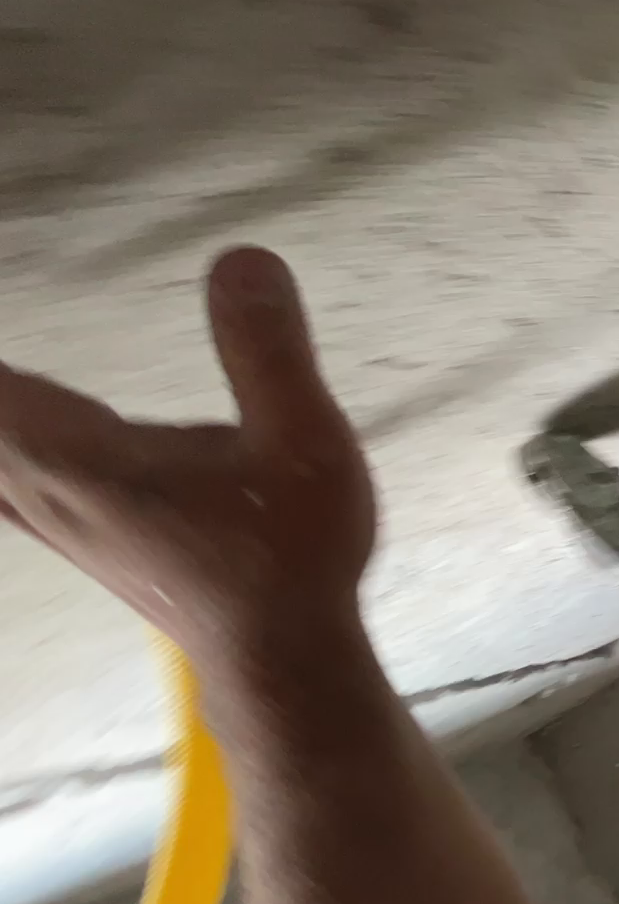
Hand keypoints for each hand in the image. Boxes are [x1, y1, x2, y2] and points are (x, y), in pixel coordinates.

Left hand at [0, 247, 372, 665]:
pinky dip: (5, 462)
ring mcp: (57, 522)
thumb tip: (246, 257)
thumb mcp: (304, 441)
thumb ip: (269, 353)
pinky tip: (27, 467)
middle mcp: (37, 485)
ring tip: (14, 400)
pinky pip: (3, 490)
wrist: (283, 646)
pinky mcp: (90, 544)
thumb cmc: (294, 546)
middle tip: (9, 378)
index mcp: (71, 450)